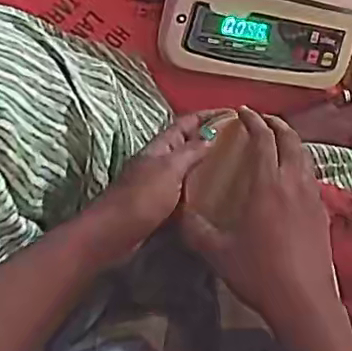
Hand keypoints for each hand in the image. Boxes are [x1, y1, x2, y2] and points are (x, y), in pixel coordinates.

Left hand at [89, 111, 223, 260]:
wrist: (111, 235)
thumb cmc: (141, 198)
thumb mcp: (169, 170)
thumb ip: (191, 152)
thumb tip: (212, 136)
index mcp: (162, 146)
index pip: (188, 122)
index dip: (208, 115)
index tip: (232, 114)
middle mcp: (161, 160)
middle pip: (189, 143)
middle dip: (212, 139)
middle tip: (240, 142)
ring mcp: (160, 183)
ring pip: (189, 168)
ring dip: (207, 165)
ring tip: (235, 167)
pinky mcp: (161, 205)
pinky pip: (186, 191)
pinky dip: (200, 190)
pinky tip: (216, 197)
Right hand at [181, 108, 336, 327]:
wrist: (305, 302)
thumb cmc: (260, 274)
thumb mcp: (219, 254)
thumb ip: (197, 231)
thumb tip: (179, 214)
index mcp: (268, 183)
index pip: (264, 139)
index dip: (254, 121)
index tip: (243, 112)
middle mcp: (293, 181)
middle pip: (290, 138)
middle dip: (276, 123)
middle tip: (262, 120)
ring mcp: (312, 195)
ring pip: (304, 154)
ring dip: (291, 141)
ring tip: (278, 142)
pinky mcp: (323, 211)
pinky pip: (311, 174)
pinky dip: (300, 162)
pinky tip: (292, 177)